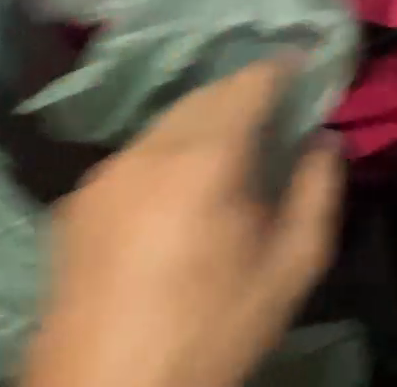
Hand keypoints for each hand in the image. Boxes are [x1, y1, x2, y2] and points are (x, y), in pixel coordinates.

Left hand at [23, 60, 342, 386]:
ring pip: (169, 120)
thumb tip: (323, 138)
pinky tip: (185, 187)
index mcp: (205, 161)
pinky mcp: (74, 206)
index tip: (312, 68)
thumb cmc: (215, 329)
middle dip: (249, 91)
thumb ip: (319, 186)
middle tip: (282, 111)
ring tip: (237, 147)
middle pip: (208, 93)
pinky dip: (172, 148)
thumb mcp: (296, 262)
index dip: (286, 67)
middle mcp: (147, 153)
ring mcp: (103, 177)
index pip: (251, 81)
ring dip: (209, 118)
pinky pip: (138, 153)